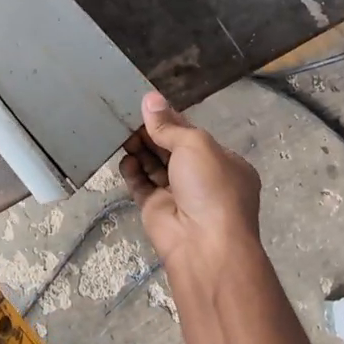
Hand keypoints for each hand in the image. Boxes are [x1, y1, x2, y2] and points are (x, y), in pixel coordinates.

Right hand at [121, 91, 262, 268]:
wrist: (204, 245)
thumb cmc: (210, 187)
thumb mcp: (195, 145)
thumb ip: (169, 124)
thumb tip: (150, 98)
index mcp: (223, 162)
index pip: (191, 134)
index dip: (169, 119)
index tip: (145, 105)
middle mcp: (202, 178)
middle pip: (170, 148)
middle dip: (151, 132)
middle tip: (126, 115)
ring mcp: (178, 195)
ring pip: (154, 164)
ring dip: (139, 148)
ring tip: (121, 133)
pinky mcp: (156, 208)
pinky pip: (141, 183)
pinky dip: (131, 170)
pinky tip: (124, 158)